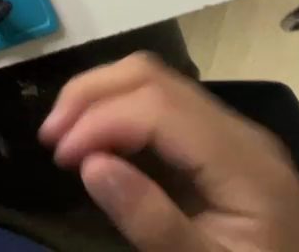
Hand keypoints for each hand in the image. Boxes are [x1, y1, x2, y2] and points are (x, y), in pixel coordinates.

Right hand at [38, 53, 298, 251]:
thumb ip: (155, 223)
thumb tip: (89, 163)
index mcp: (247, 164)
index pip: (158, 107)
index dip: (100, 119)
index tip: (61, 157)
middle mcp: (240, 133)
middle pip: (150, 76)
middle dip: (90, 94)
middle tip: (51, 137)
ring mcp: (230, 135)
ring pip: (150, 79)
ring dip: (98, 96)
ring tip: (65, 136)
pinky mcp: (217, 145)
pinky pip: (157, 103)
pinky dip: (116, 109)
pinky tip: (97, 142)